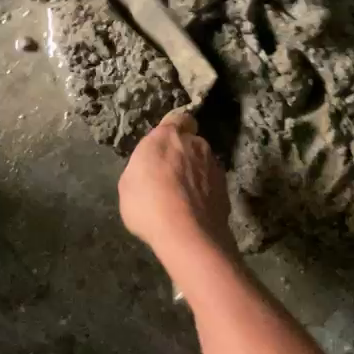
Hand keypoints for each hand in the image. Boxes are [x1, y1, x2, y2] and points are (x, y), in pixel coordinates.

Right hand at [119, 111, 232, 263]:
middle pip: (191, 143)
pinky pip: (211, 184)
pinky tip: (195, 210)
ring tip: (183, 198)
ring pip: (203, 163)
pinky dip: (205, 192)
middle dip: (184, 154)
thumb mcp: (128, 184)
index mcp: (167, 136)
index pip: (179, 118)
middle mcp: (195, 144)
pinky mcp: (225, 188)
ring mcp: (214, 165)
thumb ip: (143, 166)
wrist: (187, 234)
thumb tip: (152, 167)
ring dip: (195, 174)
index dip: (175, 129)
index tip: (166, 145)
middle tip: (170, 177)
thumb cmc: (148, 204)